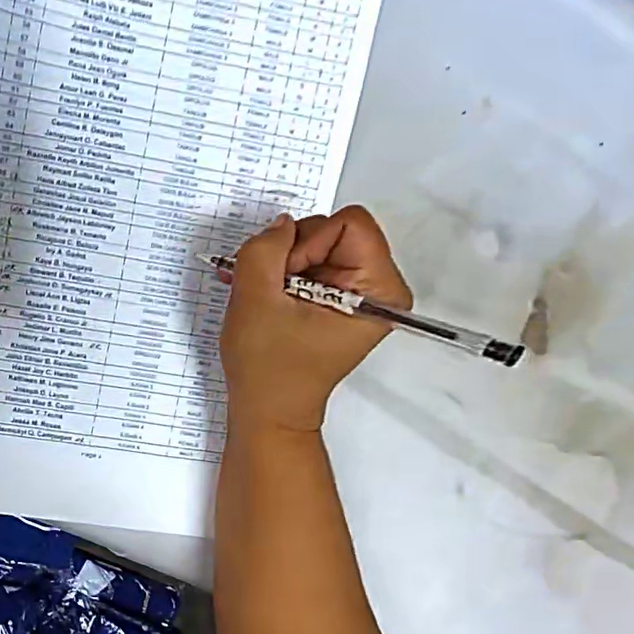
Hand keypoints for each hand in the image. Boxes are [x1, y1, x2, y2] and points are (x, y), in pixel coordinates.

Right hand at [219, 205, 410, 431]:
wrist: (267, 409)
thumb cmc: (268, 367)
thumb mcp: (255, 300)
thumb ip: (263, 250)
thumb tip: (278, 225)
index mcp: (378, 289)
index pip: (347, 225)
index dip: (304, 243)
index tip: (284, 279)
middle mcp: (376, 287)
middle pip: (331, 231)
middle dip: (289, 254)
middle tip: (269, 290)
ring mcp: (355, 292)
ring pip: (313, 245)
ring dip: (277, 265)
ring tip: (259, 295)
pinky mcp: (334, 298)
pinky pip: (307, 263)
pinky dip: (277, 273)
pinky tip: (258, 292)